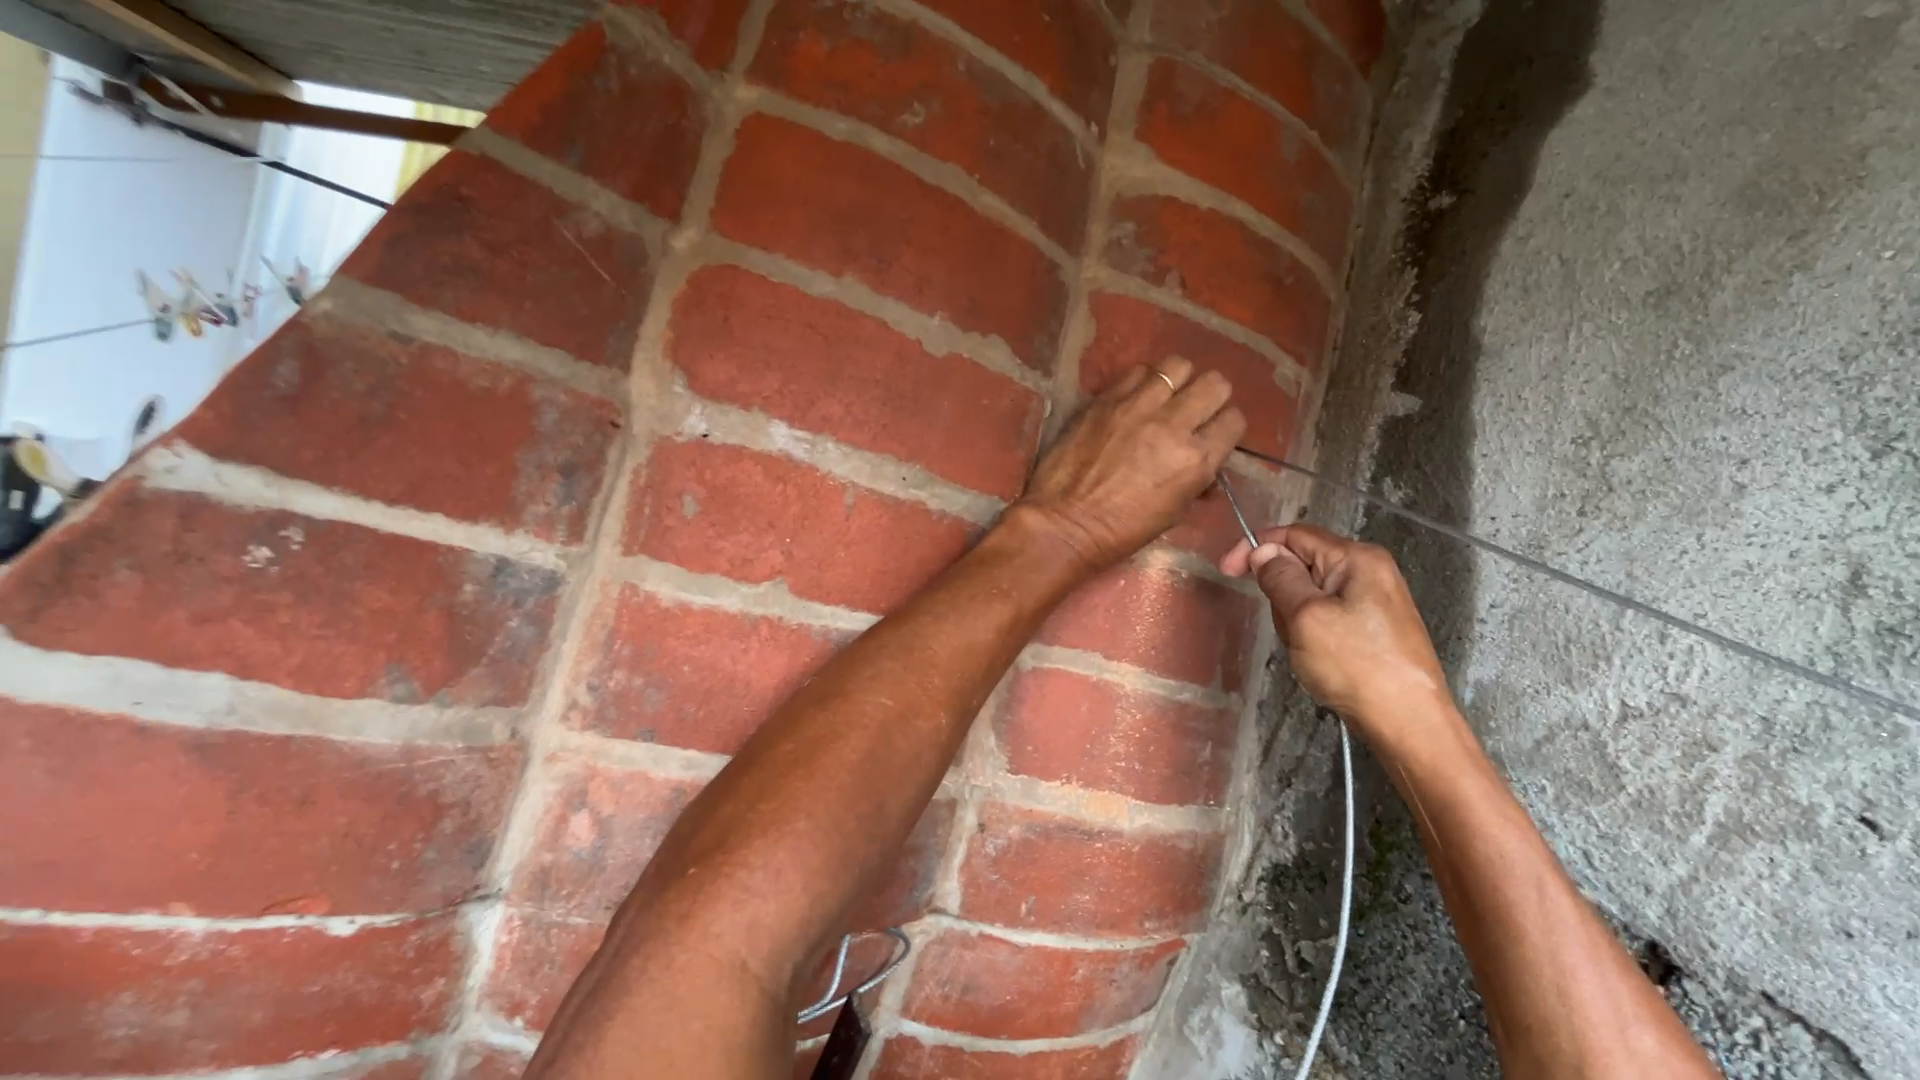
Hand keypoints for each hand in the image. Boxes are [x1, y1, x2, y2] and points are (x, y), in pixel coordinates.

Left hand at [1016, 359, 1246, 574]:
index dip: (1225, 427)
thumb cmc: (1122, 530)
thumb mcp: (1174, 513)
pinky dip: (1141, 383)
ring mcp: (1137, 407)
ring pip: (1178, 366)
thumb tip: (1208, 464)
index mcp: (1196, 461)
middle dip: (1210, 397)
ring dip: (1177, 381)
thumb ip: (1198, 479)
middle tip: (1193, 411)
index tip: (1213, 433)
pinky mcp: (1106, 399)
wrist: (1064, 523)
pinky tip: (1133, 400)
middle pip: (1215, 383)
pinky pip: (1137, 372)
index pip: (1234, 421)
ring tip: (1165, 398)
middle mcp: (1173, 426)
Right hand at [1221, 525, 1452, 748]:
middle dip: (1281, 592)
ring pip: (1310, 593)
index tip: (1226, 572)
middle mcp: (1369, 570)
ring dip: (1295, 617)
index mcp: (1357, 558)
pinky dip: (1310, 630)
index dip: (1256, 548)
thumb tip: (1263, 552)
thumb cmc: (1356, 665)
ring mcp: (1374, 600)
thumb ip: (1280, 578)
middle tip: (1287, 628)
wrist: (1408, 720)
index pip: (1294, 535)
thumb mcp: (1306, 616)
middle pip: (1302, 564)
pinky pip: (1326, 615)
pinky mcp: (1372, 627)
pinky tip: (1319, 657)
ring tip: (1307, 648)